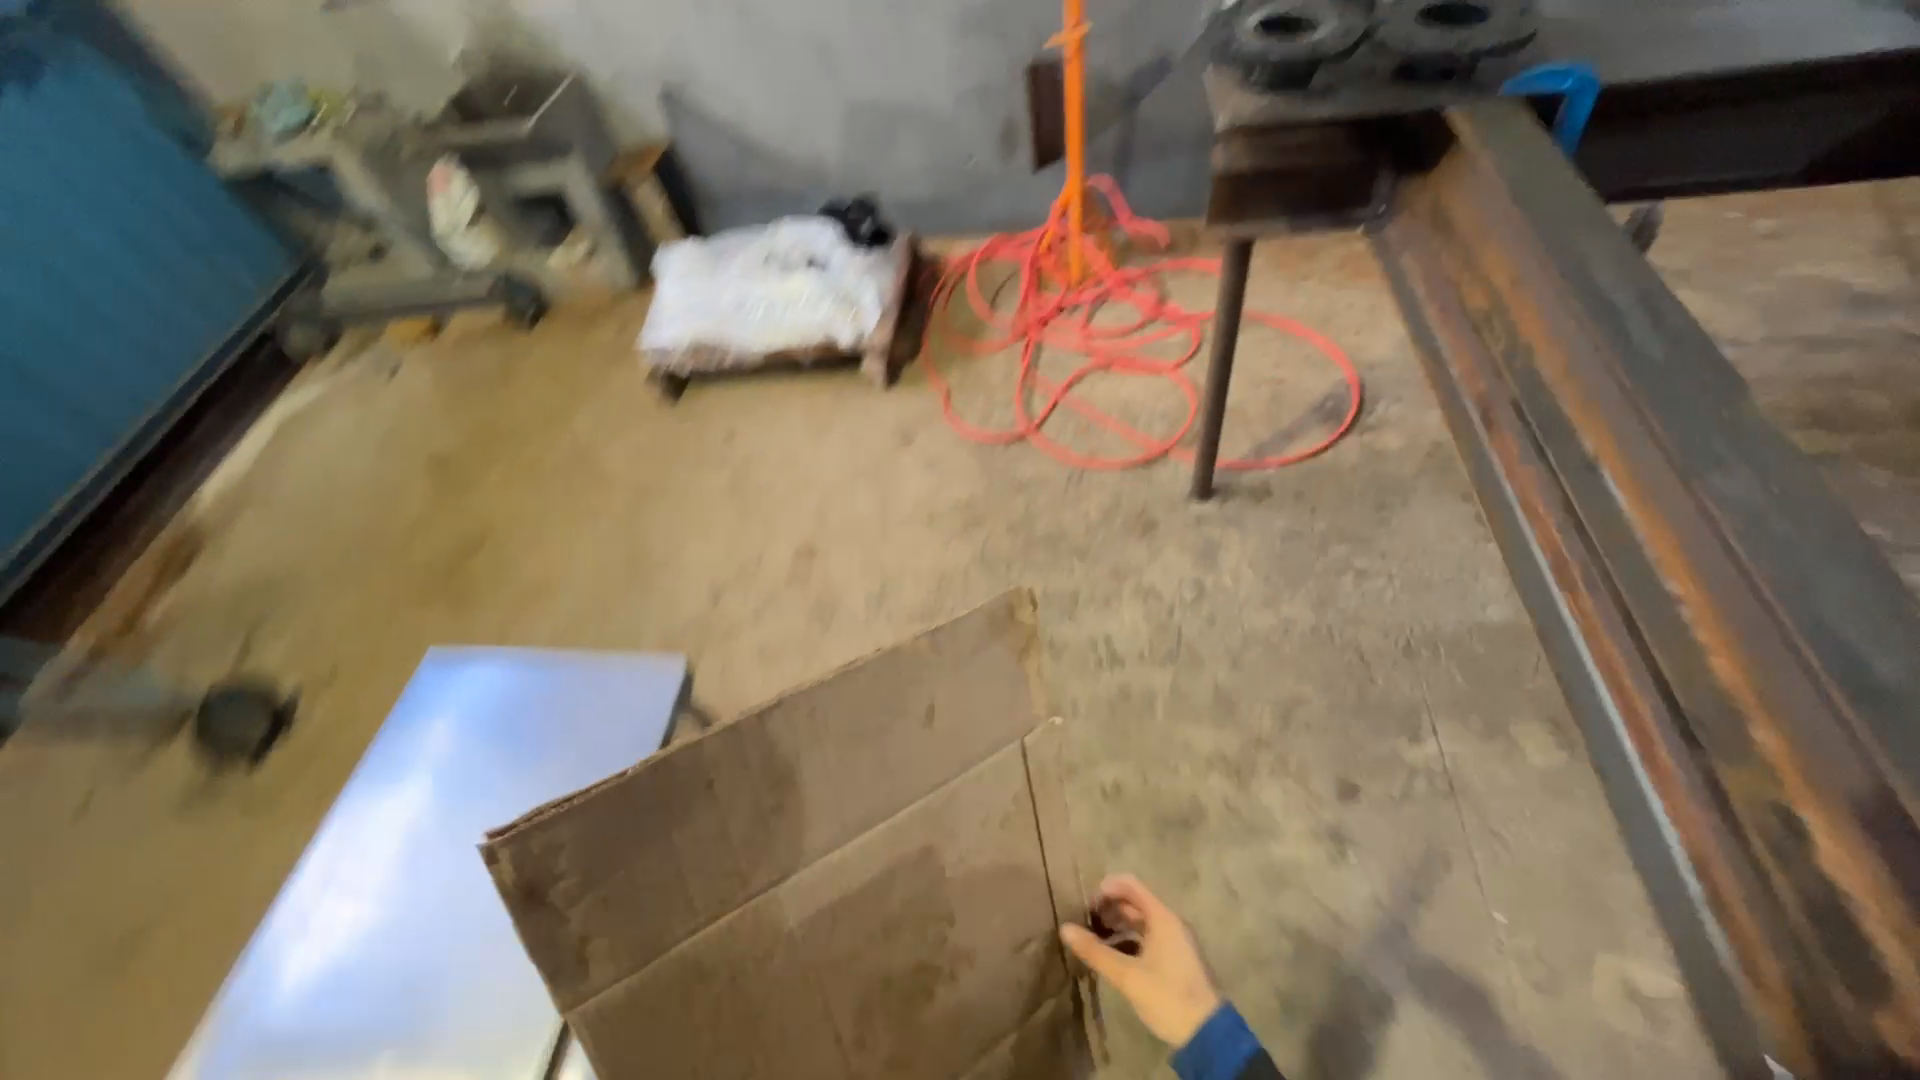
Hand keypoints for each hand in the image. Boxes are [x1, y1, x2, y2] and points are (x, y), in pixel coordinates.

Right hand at [1058, 874, 1222, 1047]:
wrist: (1207, 1033)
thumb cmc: (1167, 996)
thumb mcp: (1127, 975)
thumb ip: (1095, 951)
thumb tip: (1065, 928)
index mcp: (1162, 917)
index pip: (1130, 885)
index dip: (1105, 889)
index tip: (1085, 906)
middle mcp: (1170, 922)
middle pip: (1135, 902)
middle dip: (1109, 908)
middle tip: (1086, 924)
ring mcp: (1176, 940)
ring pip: (1141, 921)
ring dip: (1118, 925)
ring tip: (1095, 940)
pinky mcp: (1176, 958)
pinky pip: (1148, 937)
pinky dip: (1129, 940)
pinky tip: (1114, 957)